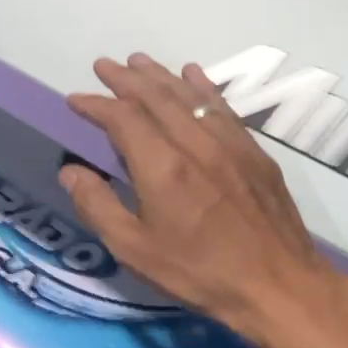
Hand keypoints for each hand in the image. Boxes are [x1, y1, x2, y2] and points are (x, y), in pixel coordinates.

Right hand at [60, 54, 347, 347]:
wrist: (276, 286)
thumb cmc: (196, 272)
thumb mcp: (132, 248)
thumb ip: (98, 205)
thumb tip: (71, 171)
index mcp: (162, 167)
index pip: (124, 119)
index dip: (97, 105)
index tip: (76, 99)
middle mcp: (196, 145)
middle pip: (158, 98)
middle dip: (127, 79)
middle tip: (104, 65)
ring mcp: (230, 146)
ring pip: (191, 97)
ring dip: (162, 76)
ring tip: (140, 61)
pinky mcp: (254, 155)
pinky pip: (223, 109)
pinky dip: (204, 88)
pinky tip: (194, 76)